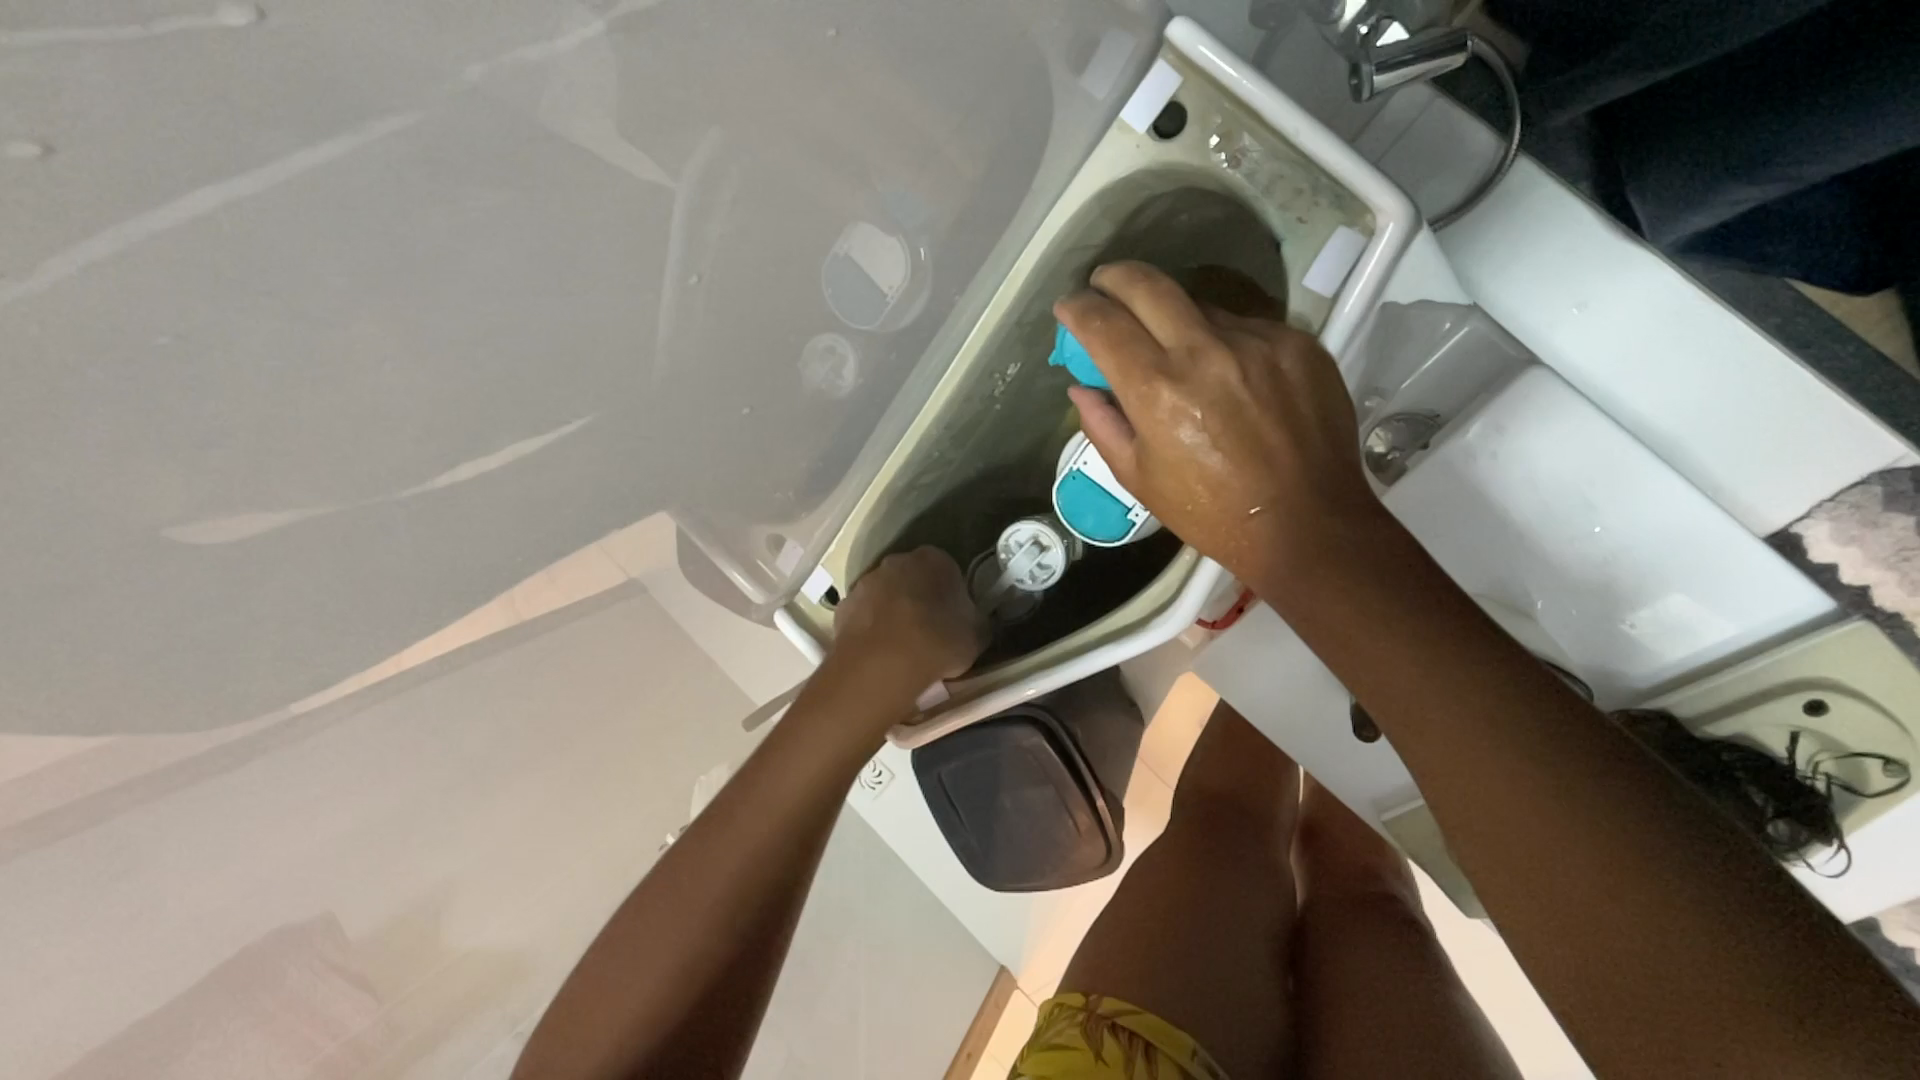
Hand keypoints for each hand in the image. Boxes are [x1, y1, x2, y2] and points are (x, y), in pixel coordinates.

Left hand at [830, 547, 985, 689]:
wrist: (883, 663)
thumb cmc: (939, 642)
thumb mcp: (977, 635)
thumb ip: (977, 622)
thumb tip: (975, 622)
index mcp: (934, 559)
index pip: (947, 570)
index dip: (951, 594)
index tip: (954, 618)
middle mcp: (897, 561)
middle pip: (912, 578)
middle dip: (919, 598)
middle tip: (930, 631)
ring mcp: (865, 582)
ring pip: (885, 595)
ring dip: (892, 613)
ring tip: (902, 647)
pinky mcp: (843, 607)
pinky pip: (864, 616)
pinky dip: (871, 629)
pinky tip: (880, 654)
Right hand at [1054, 261, 1380, 586]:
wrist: (1309, 524)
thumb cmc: (1212, 513)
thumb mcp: (1140, 479)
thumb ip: (1103, 424)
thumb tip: (1082, 387)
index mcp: (1158, 390)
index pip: (1103, 323)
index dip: (1077, 309)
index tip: (1069, 308)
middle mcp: (1205, 351)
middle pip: (1147, 283)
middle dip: (1114, 277)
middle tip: (1104, 286)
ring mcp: (1256, 341)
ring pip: (1199, 305)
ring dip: (1174, 316)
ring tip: (1175, 348)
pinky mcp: (1296, 343)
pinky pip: (1245, 326)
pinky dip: (1223, 340)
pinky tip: (1229, 373)